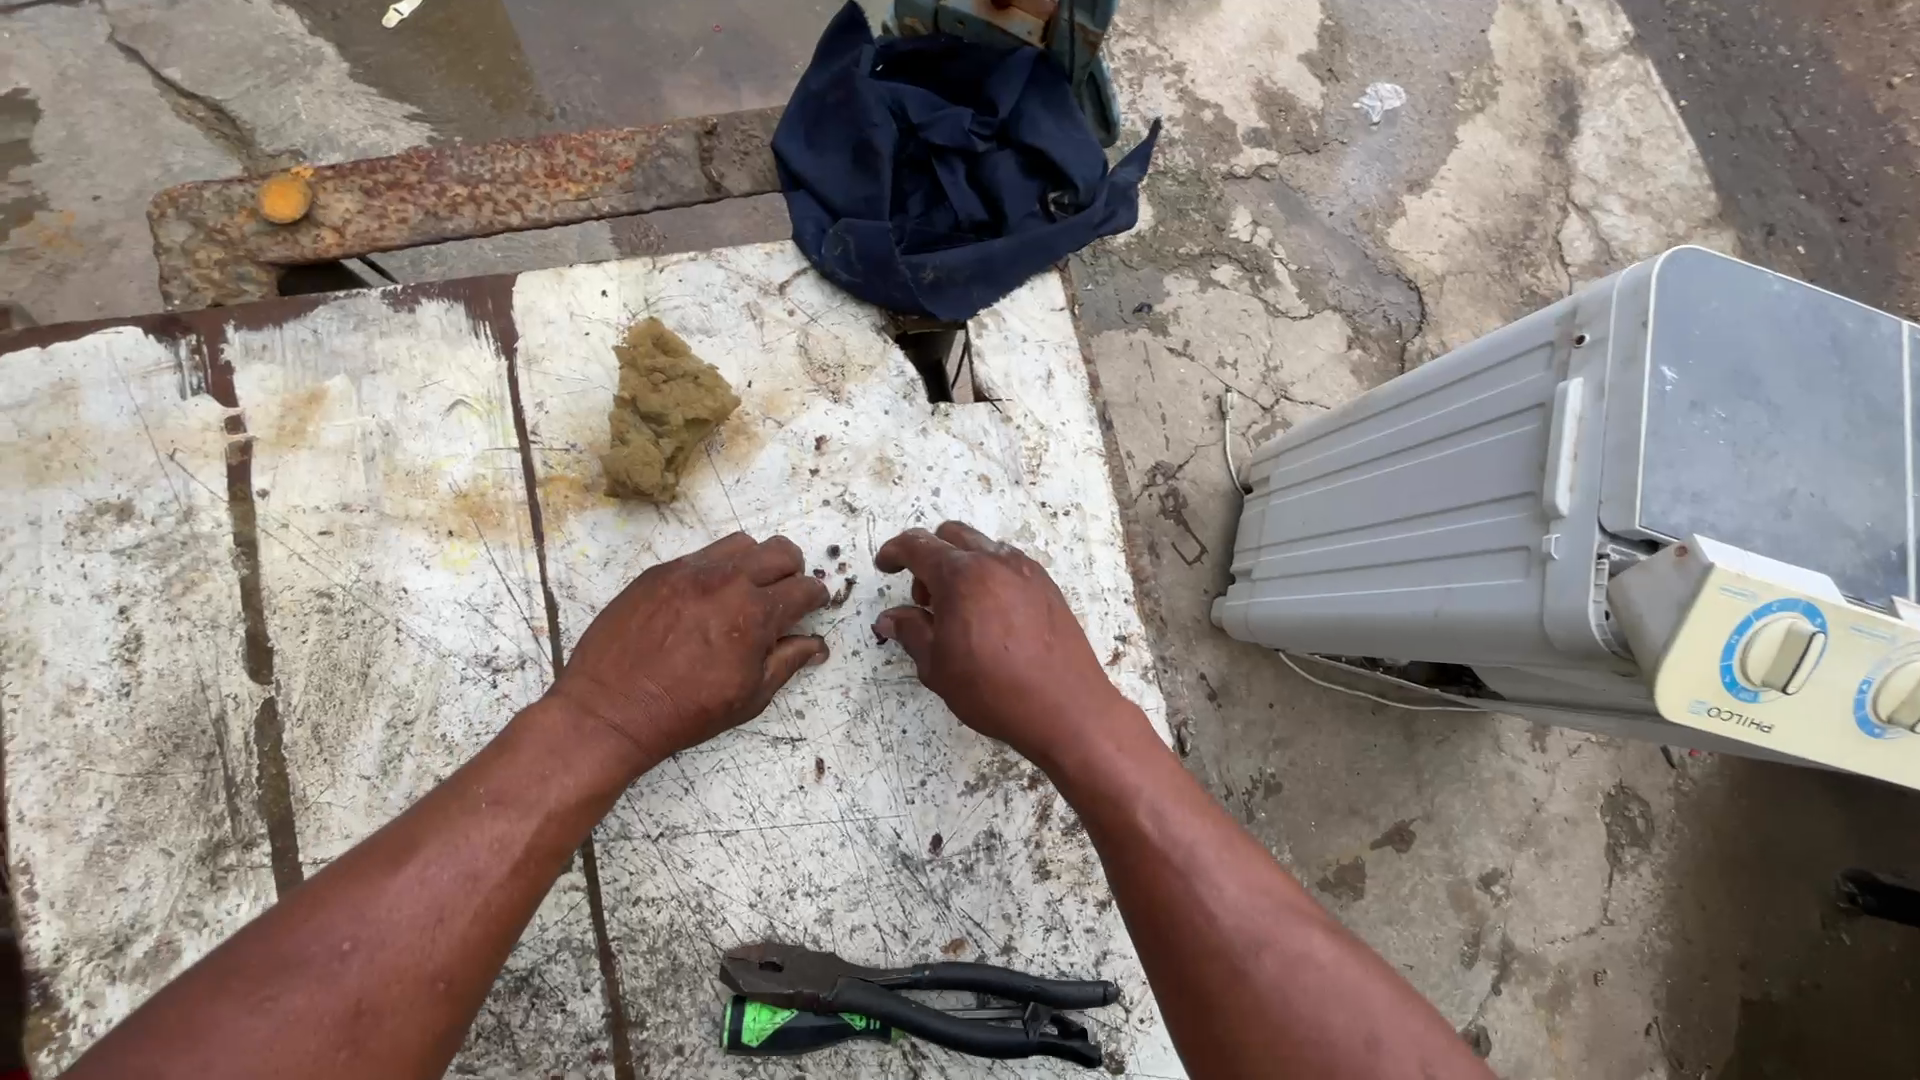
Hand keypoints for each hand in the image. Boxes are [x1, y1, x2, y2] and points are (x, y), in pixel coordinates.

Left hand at [548, 532, 829, 769]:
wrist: (610, 710)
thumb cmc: (685, 712)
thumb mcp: (750, 697)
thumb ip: (788, 662)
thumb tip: (817, 644)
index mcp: (756, 614)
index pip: (805, 589)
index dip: (816, 598)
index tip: (812, 606)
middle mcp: (728, 582)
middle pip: (782, 552)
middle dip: (793, 571)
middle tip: (784, 595)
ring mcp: (690, 572)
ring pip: (742, 544)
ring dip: (756, 563)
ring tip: (745, 591)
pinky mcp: (660, 572)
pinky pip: (702, 555)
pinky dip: (717, 570)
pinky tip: (706, 599)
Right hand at [871, 522, 1141, 766]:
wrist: (1065, 707)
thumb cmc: (993, 690)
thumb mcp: (937, 666)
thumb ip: (910, 632)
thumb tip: (889, 618)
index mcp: (961, 575)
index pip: (918, 545)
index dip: (895, 551)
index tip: (885, 565)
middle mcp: (994, 561)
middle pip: (951, 536)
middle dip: (929, 557)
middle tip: (924, 600)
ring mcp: (1026, 571)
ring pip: (982, 548)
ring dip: (961, 566)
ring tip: (959, 613)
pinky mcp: (1047, 586)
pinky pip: (1008, 564)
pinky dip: (989, 575)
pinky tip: (990, 616)